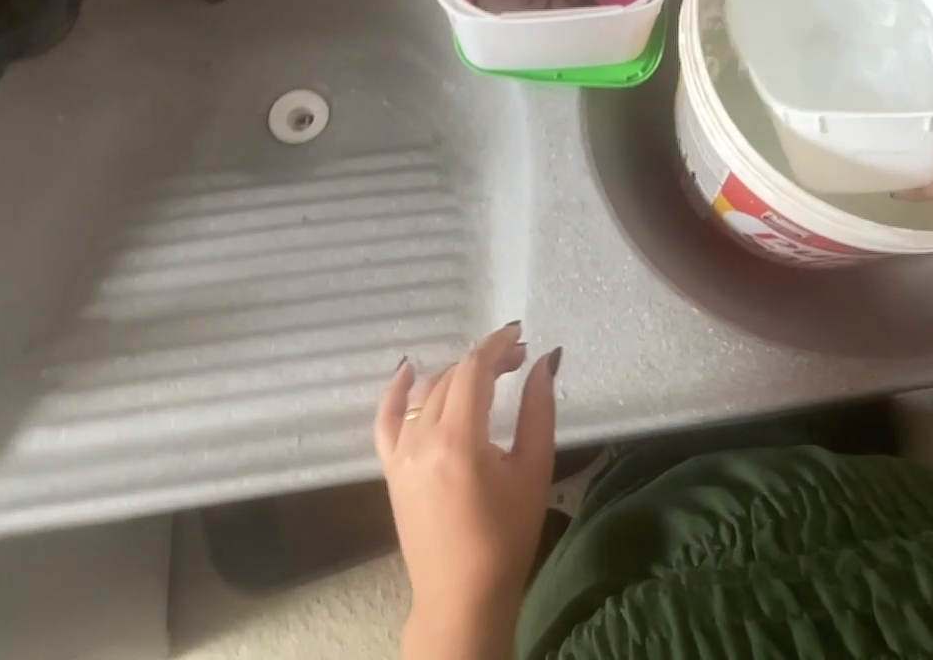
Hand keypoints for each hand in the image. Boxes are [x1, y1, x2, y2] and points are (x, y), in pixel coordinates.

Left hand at [375, 323, 559, 659]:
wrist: (462, 596)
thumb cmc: (507, 537)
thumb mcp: (533, 470)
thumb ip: (539, 409)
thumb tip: (546, 360)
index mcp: (459, 440)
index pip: (474, 370)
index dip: (499, 346)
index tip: (522, 336)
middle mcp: (422, 439)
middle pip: (452, 376)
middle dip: (486, 359)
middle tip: (519, 360)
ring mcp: (400, 454)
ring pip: (426, 392)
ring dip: (457, 373)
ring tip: (489, 373)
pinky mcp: (390, 469)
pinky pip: (386, 419)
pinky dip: (396, 391)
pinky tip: (408, 369)